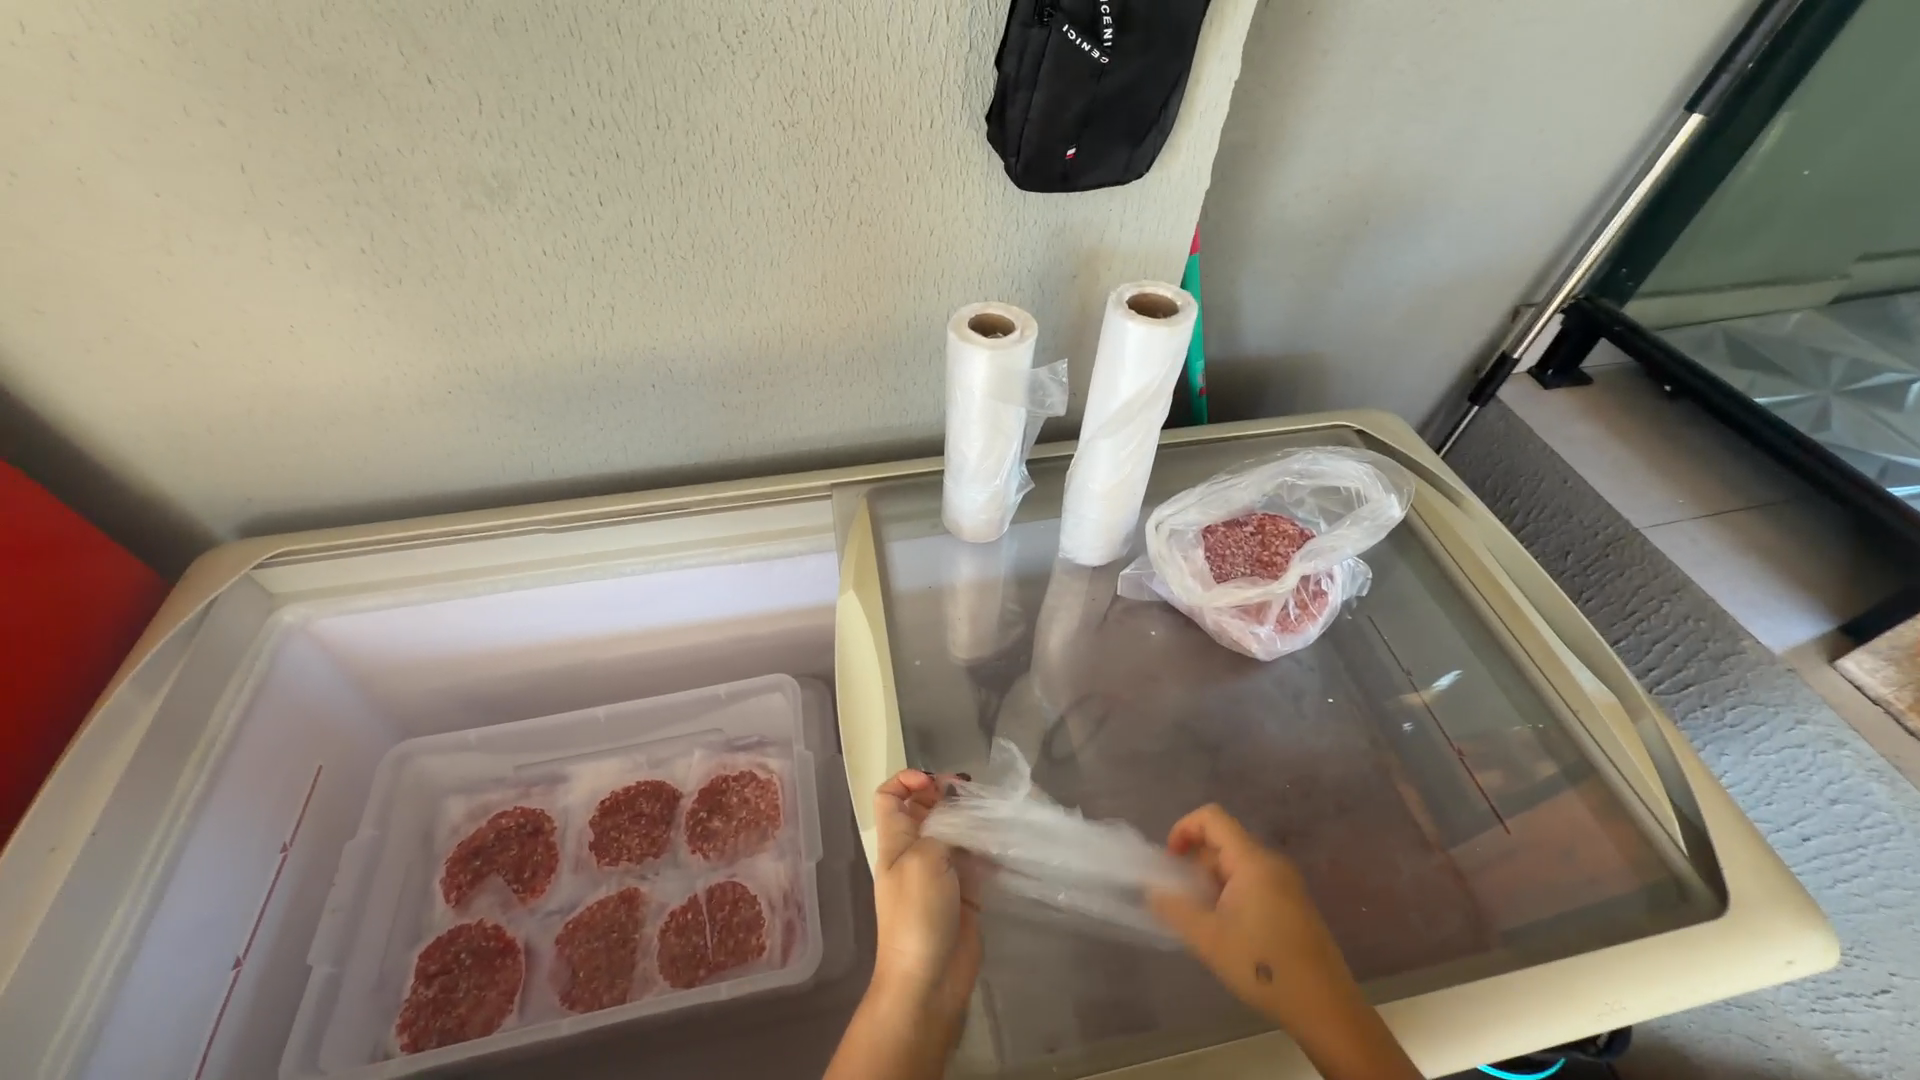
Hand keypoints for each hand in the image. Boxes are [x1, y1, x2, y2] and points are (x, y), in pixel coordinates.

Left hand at [869, 769, 982, 1030]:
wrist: (929, 980)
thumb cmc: (916, 915)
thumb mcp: (924, 859)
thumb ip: (943, 827)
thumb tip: (961, 806)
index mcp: (896, 840)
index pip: (890, 795)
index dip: (908, 780)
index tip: (937, 783)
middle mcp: (917, 850)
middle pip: (929, 809)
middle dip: (950, 795)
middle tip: (977, 795)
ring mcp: (942, 872)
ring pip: (957, 832)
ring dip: (976, 821)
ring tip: (999, 815)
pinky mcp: (965, 892)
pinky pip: (978, 859)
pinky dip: (992, 850)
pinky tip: (1008, 846)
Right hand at [1148, 804, 1349, 1025]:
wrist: (1324, 1007)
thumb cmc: (1263, 967)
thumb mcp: (1208, 938)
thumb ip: (1174, 908)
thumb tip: (1151, 891)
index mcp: (1253, 861)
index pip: (1213, 818)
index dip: (1184, 828)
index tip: (1170, 861)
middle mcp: (1272, 864)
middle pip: (1223, 842)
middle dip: (1195, 863)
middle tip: (1182, 899)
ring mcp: (1287, 884)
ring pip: (1237, 865)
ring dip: (1211, 883)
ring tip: (1202, 920)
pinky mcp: (1293, 905)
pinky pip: (1253, 882)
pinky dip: (1231, 894)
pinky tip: (1227, 931)